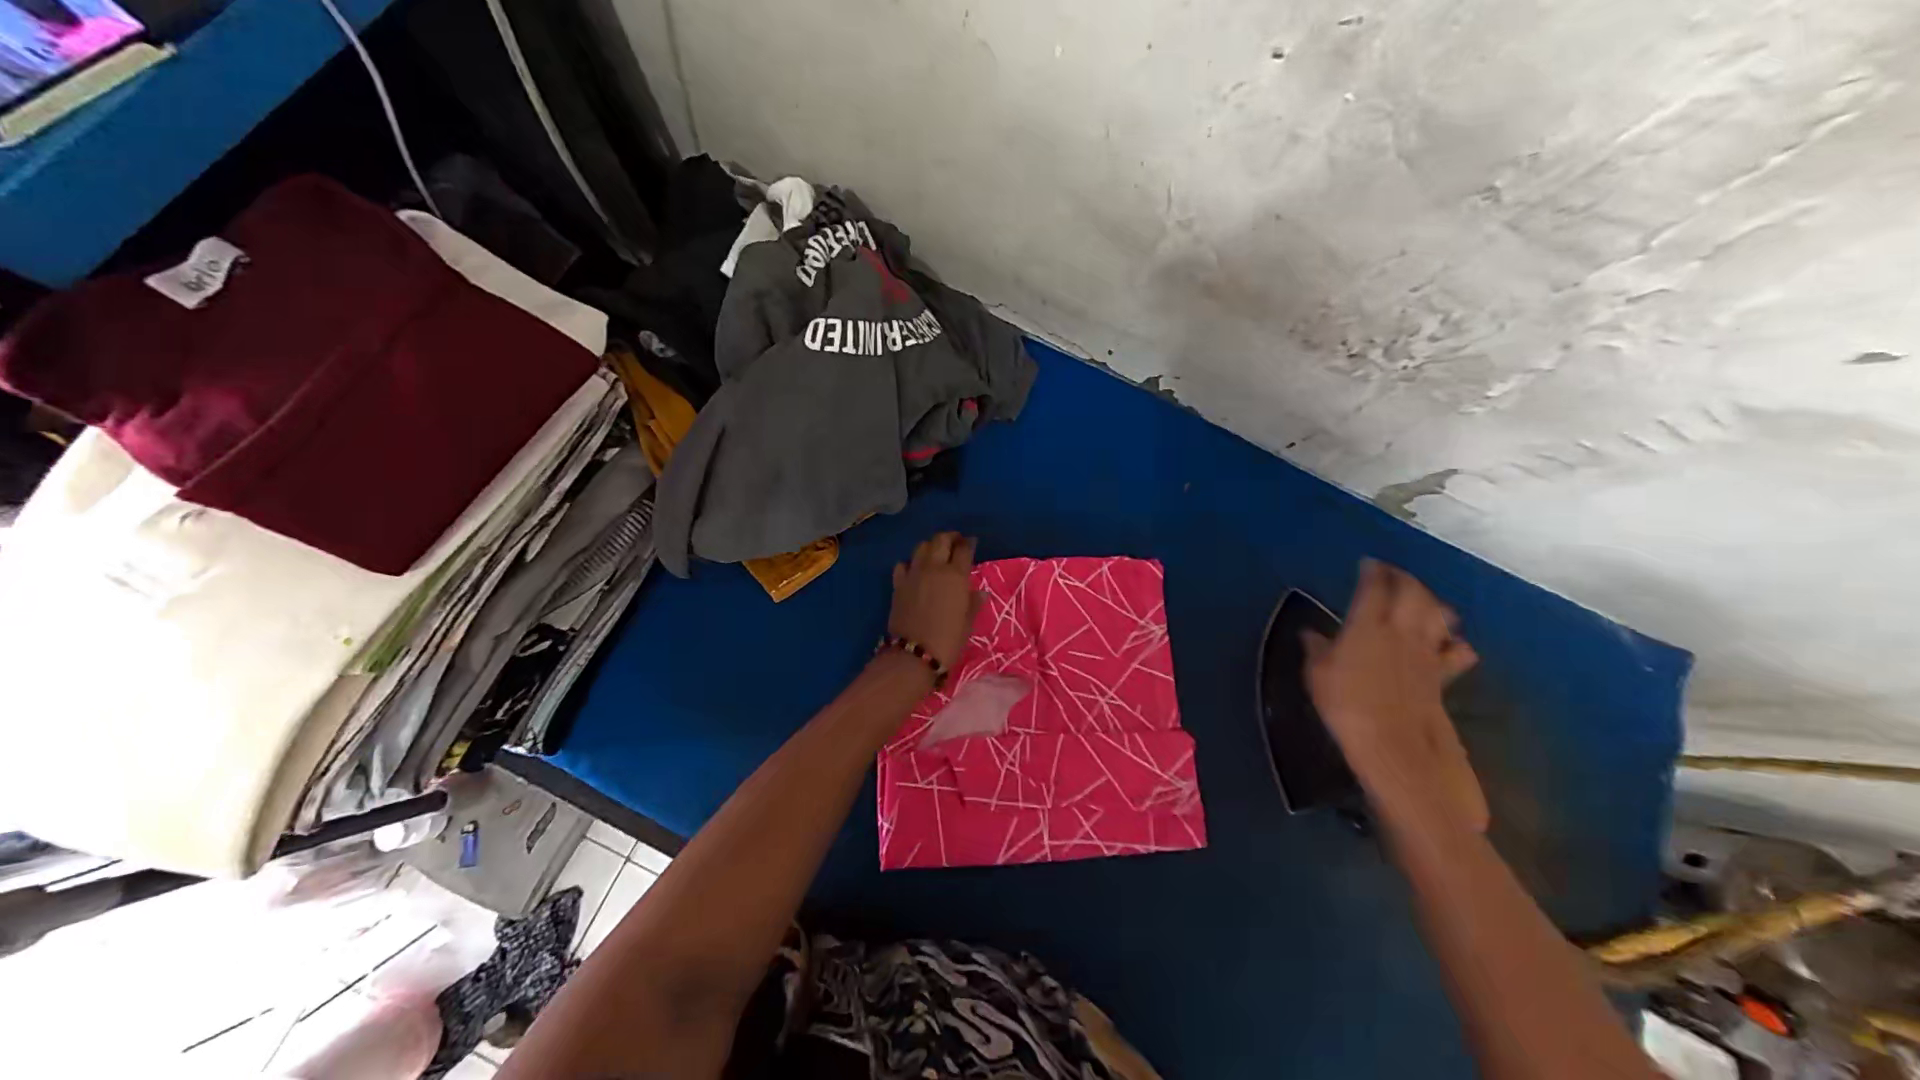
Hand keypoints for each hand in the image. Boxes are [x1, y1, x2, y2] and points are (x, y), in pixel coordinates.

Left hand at [888, 532, 981, 670]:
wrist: (913, 654)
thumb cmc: (948, 640)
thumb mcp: (967, 623)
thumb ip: (973, 603)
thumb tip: (980, 592)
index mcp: (955, 575)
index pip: (963, 549)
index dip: (968, 544)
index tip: (971, 543)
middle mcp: (934, 568)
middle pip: (940, 540)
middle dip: (950, 537)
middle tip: (956, 542)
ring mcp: (913, 574)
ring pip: (921, 547)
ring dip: (930, 546)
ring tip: (936, 553)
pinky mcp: (898, 584)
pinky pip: (903, 564)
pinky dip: (910, 563)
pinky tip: (915, 570)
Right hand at [1304, 559, 1488, 833]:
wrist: (1394, 744)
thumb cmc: (1346, 705)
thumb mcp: (1317, 674)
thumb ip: (1316, 648)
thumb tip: (1311, 634)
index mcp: (1368, 624)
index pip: (1374, 586)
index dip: (1372, 571)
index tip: (1367, 564)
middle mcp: (1402, 630)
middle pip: (1412, 591)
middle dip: (1403, 577)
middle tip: (1391, 573)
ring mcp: (1426, 652)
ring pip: (1439, 613)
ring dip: (1430, 600)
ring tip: (1420, 598)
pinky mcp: (1442, 674)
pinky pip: (1457, 649)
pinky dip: (1453, 640)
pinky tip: (1446, 642)